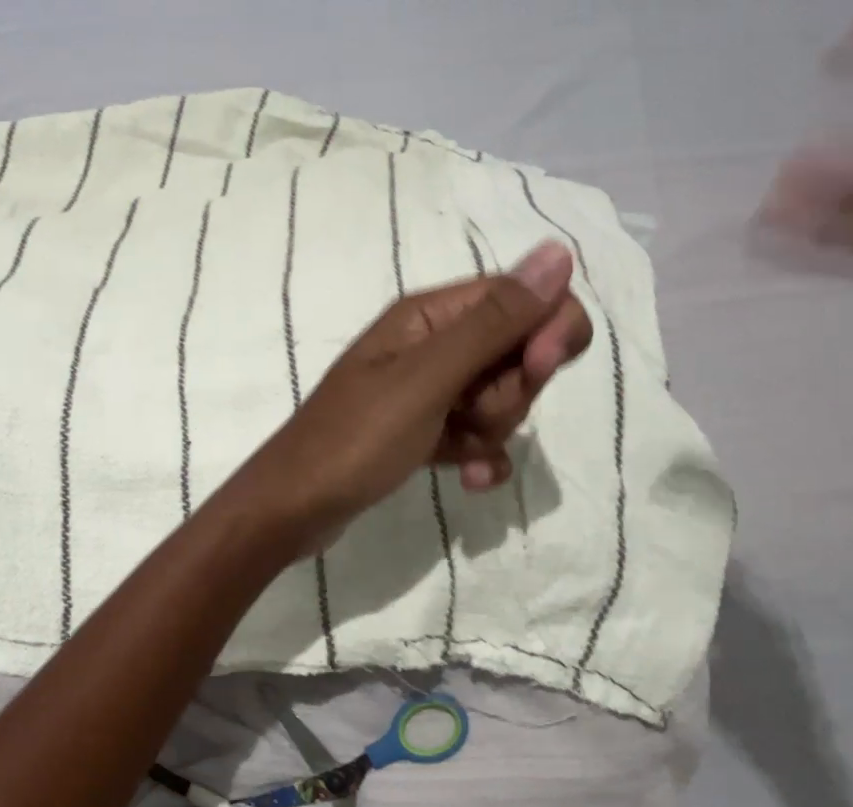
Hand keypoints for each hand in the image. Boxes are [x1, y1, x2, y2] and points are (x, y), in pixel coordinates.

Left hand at [221, 241, 587, 555]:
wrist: (294, 508)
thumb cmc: (355, 440)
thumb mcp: (427, 379)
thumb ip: (493, 322)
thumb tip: (558, 252)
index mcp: (429, 316)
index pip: (523, 297)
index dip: (548, 329)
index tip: (538, 367)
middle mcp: (430, 345)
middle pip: (517, 352)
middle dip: (512, 391)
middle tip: (471, 415)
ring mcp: (426, 393)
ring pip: (499, 399)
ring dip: (492, 430)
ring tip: (455, 450)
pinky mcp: (421, 434)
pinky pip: (475, 437)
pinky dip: (479, 457)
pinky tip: (469, 481)